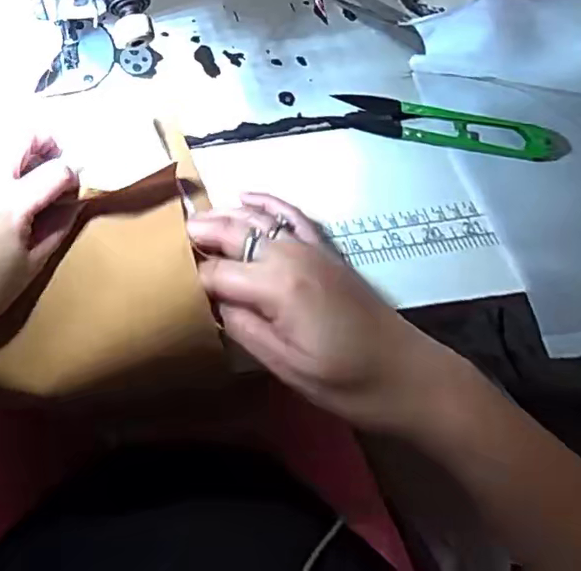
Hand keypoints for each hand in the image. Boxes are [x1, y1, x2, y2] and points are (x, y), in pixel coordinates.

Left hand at [0, 129, 80, 349]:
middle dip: (45, 142)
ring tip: (24, 164)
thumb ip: (59, 222)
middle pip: (22, 133)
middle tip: (52, 161)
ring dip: (16, 141)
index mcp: (10, 205)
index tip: (72, 187)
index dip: (72, 176)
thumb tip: (75, 195)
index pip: (56, 170)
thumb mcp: (35, 263)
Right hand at [188, 194, 477, 435]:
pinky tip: (243, 197)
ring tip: (192, 224)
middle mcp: (288, 254)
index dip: (190, 279)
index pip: (215, 272)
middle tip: (166, 244)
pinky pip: (287, 212)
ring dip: (219, 215)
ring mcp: (307, 246)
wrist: (414, 379)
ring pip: (251, 217)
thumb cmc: (347, 383)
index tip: (171, 287)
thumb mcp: (286, 365)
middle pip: (227, 232)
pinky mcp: (323, 248)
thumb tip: (211, 301)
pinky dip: (263, 201)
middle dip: (195, 235)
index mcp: (276, 285)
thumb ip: (241, 326)